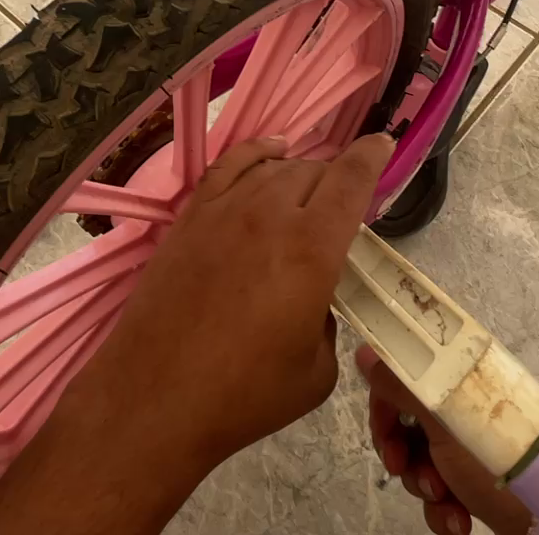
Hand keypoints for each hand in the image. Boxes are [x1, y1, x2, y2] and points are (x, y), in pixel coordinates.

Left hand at [60, 133, 395, 469]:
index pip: (350, 181)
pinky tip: (271, 149)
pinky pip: (230, 165)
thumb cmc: (243, 394)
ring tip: (307, 193)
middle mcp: (272, 214)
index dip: (371, 156)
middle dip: (336, 180)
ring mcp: (227, 209)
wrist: (156, 395)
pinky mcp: (193, 215)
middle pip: (314, 171)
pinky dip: (256, 150)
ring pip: (275, 168)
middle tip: (341, 208)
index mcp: (313, 249)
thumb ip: (328, 322)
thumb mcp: (317, 372)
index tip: (382, 144)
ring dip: (300, 174)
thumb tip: (314, 302)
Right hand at [359, 345, 533, 534]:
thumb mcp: (441, 419)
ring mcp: (466, 447)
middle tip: (407, 472)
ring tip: (445, 502)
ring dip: (423, 487)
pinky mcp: (474, 481)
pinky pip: (440, 492)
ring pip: (419, 462)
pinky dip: (443, 509)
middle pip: (405, 424)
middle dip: (403, 456)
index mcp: (454, 382)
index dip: (384, 407)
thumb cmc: (491, 458)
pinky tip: (457, 522)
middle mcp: (458, 409)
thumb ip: (401, 385)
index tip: (385, 436)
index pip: (401, 380)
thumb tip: (365, 350)